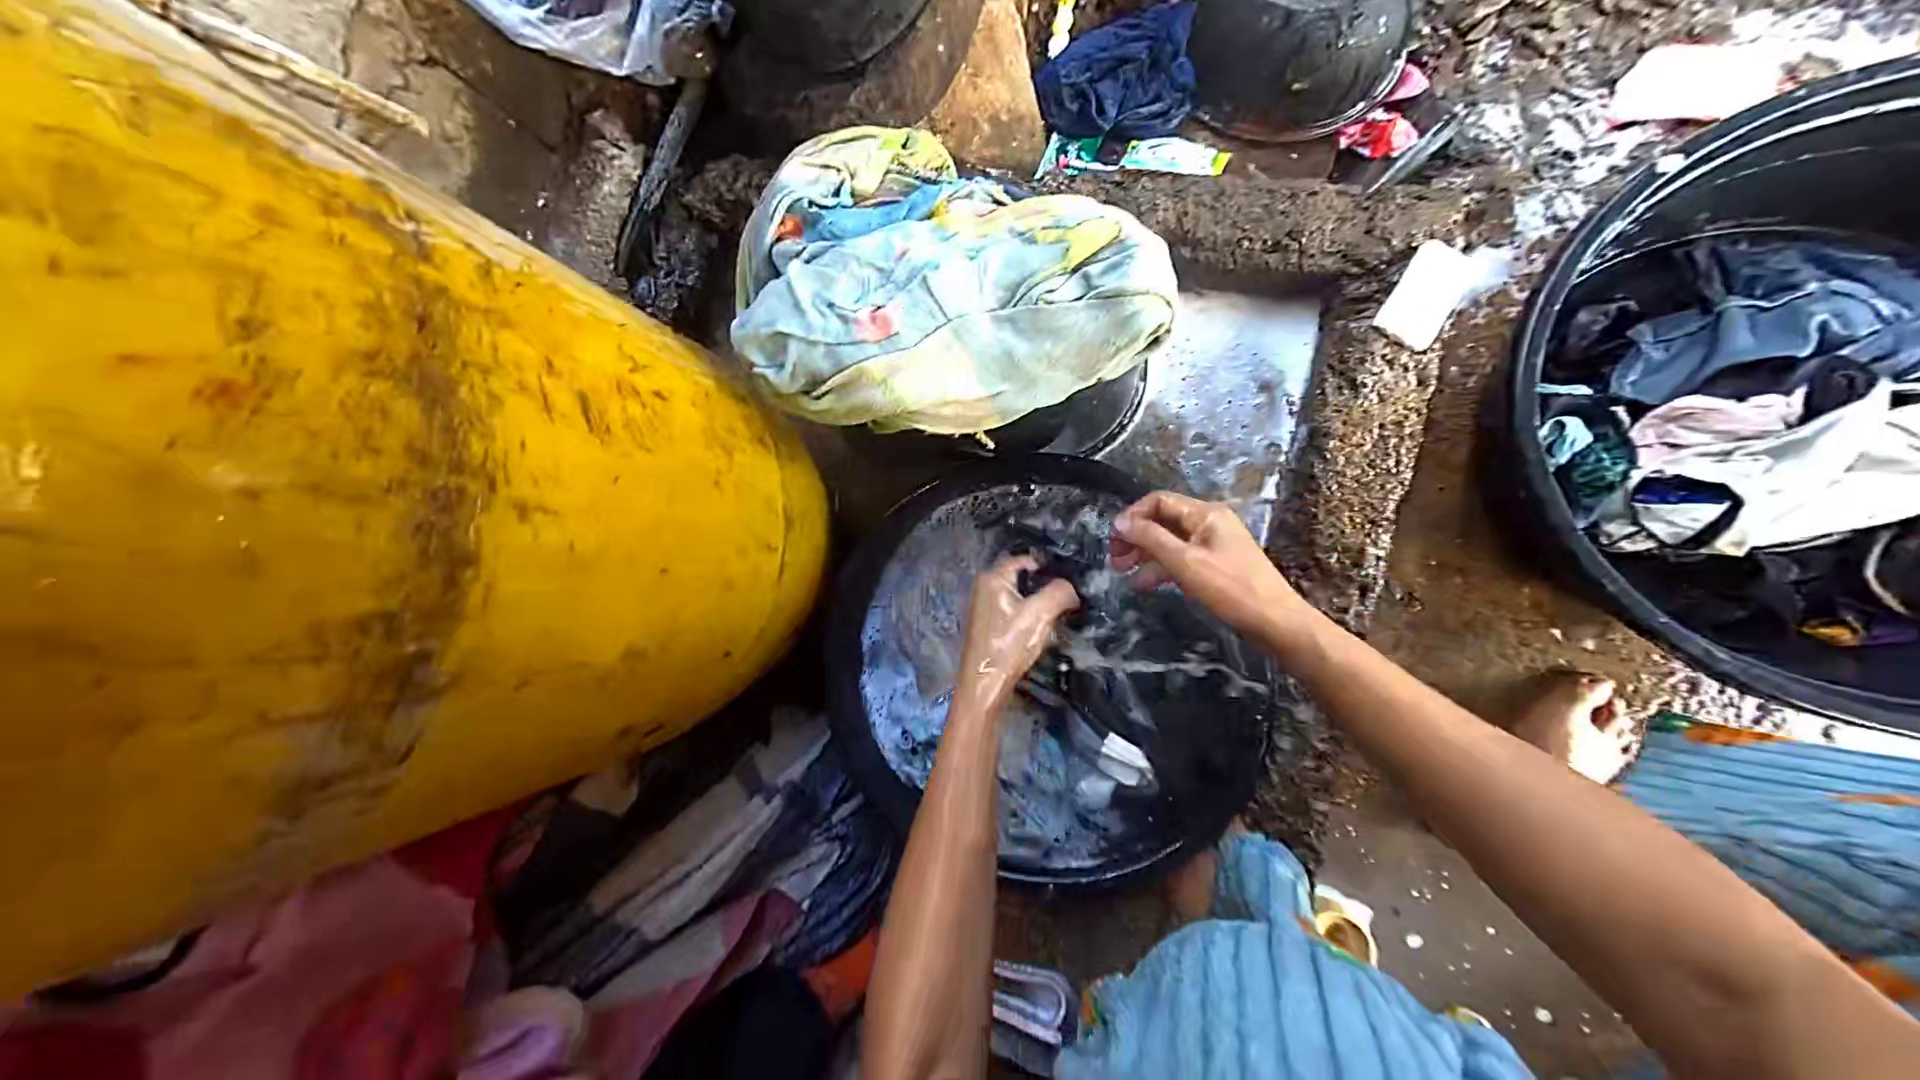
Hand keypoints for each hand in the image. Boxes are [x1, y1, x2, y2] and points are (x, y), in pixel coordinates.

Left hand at [954, 555, 1079, 714]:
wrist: (985, 684)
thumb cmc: (1008, 646)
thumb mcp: (1039, 615)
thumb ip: (1059, 593)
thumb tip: (1072, 586)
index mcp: (992, 577)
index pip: (1026, 559)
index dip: (1048, 568)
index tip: (1069, 582)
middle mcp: (984, 585)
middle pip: (1022, 576)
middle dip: (1044, 586)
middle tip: (1066, 598)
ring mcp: (984, 604)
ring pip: (1019, 594)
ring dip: (1037, 603)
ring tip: (1057, 614)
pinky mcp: (988, 622)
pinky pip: (1013, 608)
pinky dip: (1027, 614)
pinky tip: (1039, 628)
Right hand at [1110, 492, 1318, 651]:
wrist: (1276, 622)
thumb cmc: (1230, 589)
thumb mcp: (1185, 562)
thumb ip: (1150, 539)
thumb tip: (1120, 522)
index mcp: (1205, 514)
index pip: (1158, 501)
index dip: (1132, 517)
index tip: (1113, 540)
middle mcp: (1209, 522)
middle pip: (1162, 520)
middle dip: (1135, 537)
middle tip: (1114, 559)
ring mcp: (1213, 544)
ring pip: (1169, 541)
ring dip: (1145, 554)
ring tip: (1123, 574)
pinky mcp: (1215, 564)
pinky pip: (1181, 558)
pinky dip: (1161, 568)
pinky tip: (1146, 584)